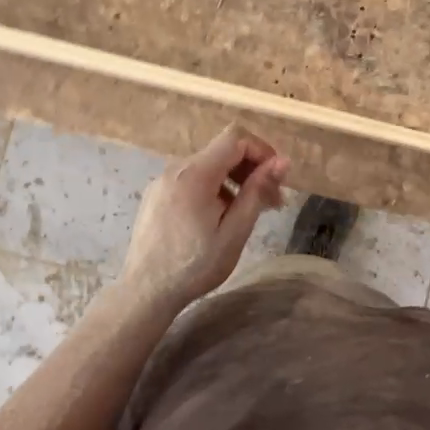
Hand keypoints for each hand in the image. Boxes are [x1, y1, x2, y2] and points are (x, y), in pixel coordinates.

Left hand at [118, 124, 290, 308]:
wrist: (146, 291)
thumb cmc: (195, 266)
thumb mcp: (234, 231)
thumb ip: (257, 192)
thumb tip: (283, 162)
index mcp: (195, 174)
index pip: (236, 138)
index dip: (263, 151)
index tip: (278, 179)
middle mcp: (176, 169)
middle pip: (223, 150)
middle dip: (252, 168)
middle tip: (272, 202)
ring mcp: (162, 181)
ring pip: (209, 165)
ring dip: (235, 180)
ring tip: (248, 213)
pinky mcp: (157, 195)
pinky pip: (192, 179)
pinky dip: (214, 188)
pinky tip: (220, 218)